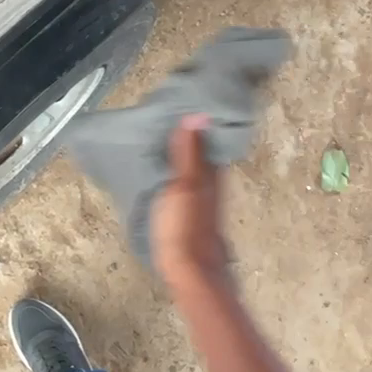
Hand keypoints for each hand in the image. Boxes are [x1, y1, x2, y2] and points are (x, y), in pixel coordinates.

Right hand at [151, 114, 231, 289]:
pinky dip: (175, 166)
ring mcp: (200, 197)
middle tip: (167, 112)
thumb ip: (189, 153)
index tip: (183, 98)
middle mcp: (210, 182)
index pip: (208, 136)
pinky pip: (183, 178)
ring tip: (160, 133)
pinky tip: (161, 165)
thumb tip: (198, 116)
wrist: (189, 272)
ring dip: (181, 148)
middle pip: (202, 149)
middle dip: (189, 132)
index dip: (199, 118)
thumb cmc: (185, 227)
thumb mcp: (184, 185)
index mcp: (211, 172)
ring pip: (193, 164)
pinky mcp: (189, 209)